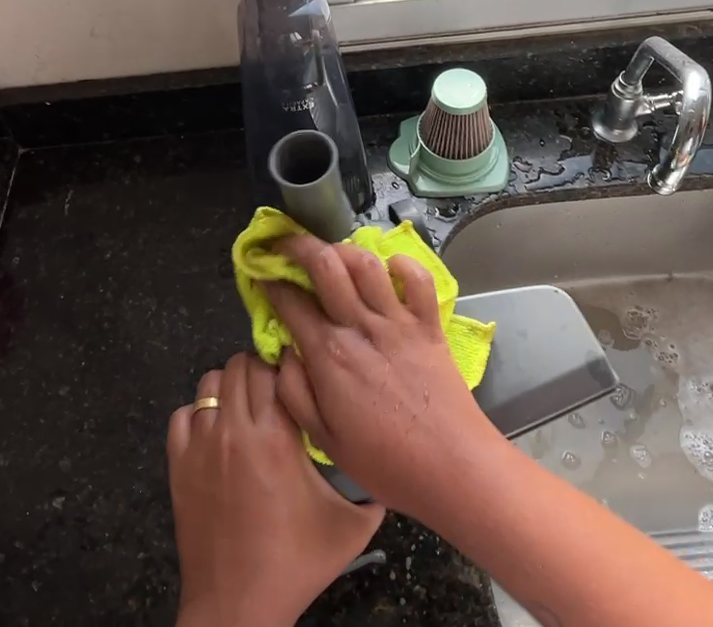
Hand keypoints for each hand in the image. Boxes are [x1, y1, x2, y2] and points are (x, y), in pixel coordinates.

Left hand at [167, 352, 382, 626]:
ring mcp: (201, 444)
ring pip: (210, 383)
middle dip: (259, 370)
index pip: (274, 368)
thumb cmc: (296, 562)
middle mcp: (236, 429)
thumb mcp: (351, 526)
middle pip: (240, 366)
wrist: (238, 605)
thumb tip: (386, 462)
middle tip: (275, 391)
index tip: (298, 376)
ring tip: (246, 409)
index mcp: (277, 435)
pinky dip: (198, 413)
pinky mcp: (177, 464)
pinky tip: (216, 432)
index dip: (287, 366)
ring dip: (229, 387)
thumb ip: (374, 489)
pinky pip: (183, 414)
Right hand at [262, 234, 505, 522]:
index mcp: (329, 355)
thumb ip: (294, 391)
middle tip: (285, 244)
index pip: (290, 301)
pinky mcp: (429, 325)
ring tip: (331, 253)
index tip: (261, 274)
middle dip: (298, 245)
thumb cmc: (384, 462)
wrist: (451, 468)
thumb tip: (284, 351)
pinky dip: (403, 265)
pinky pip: (418, 279)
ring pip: (366, 263)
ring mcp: (398, 322)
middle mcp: (361, 327)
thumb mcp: (323, 438)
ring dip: (343, 249)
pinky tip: (389, 268)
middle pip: (325, 265)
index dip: (270, 282)